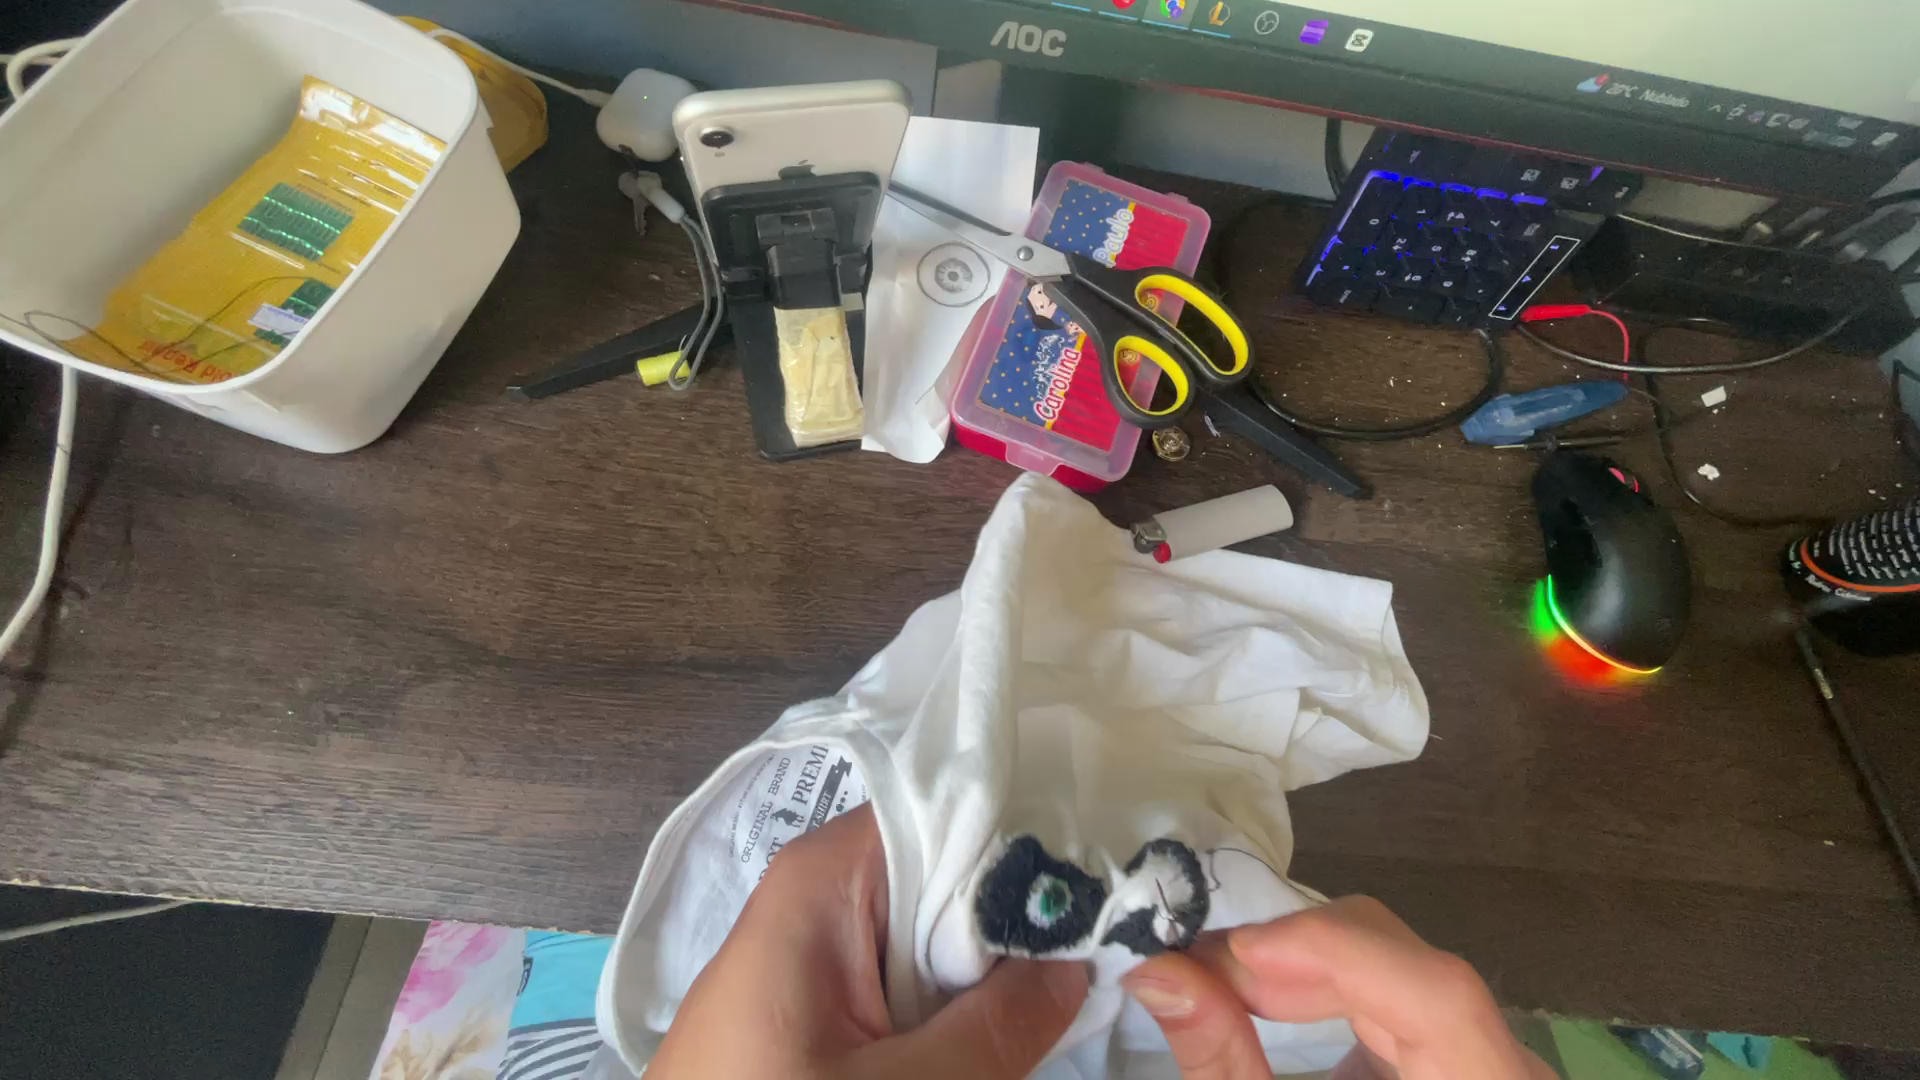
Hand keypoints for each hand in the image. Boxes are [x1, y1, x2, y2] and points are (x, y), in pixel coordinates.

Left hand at [649, 804, 1089, 1078]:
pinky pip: (896, 967)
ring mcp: (814, 940)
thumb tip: (1081, 961)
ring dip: (980, 959)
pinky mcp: (815, 991)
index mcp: (825, 873)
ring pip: (923, 924)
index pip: (941, 811)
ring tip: (1056, 973)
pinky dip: (943, 992)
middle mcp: (818, 887)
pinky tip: (989, 1015)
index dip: (1018, 838)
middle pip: (938, 867)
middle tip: (1087, 935)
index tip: (1086, 877)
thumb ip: (1002, 1023)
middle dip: (1007, 909)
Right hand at [1120, 896, 1553, 1079]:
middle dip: (1295, 954)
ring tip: (1224, 983)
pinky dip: (1321, 984)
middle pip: (1413, 968)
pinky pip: (1394, 991)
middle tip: (1202, 966)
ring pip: (1400, 966)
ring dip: (1300, 964)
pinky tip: (1269, 1000)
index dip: (1335, 952)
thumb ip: (1219, 1065)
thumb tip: (1154, 967)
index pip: (1439, 998)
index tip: (1236, 951)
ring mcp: (1492, 1069)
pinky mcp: (1461, 1059)